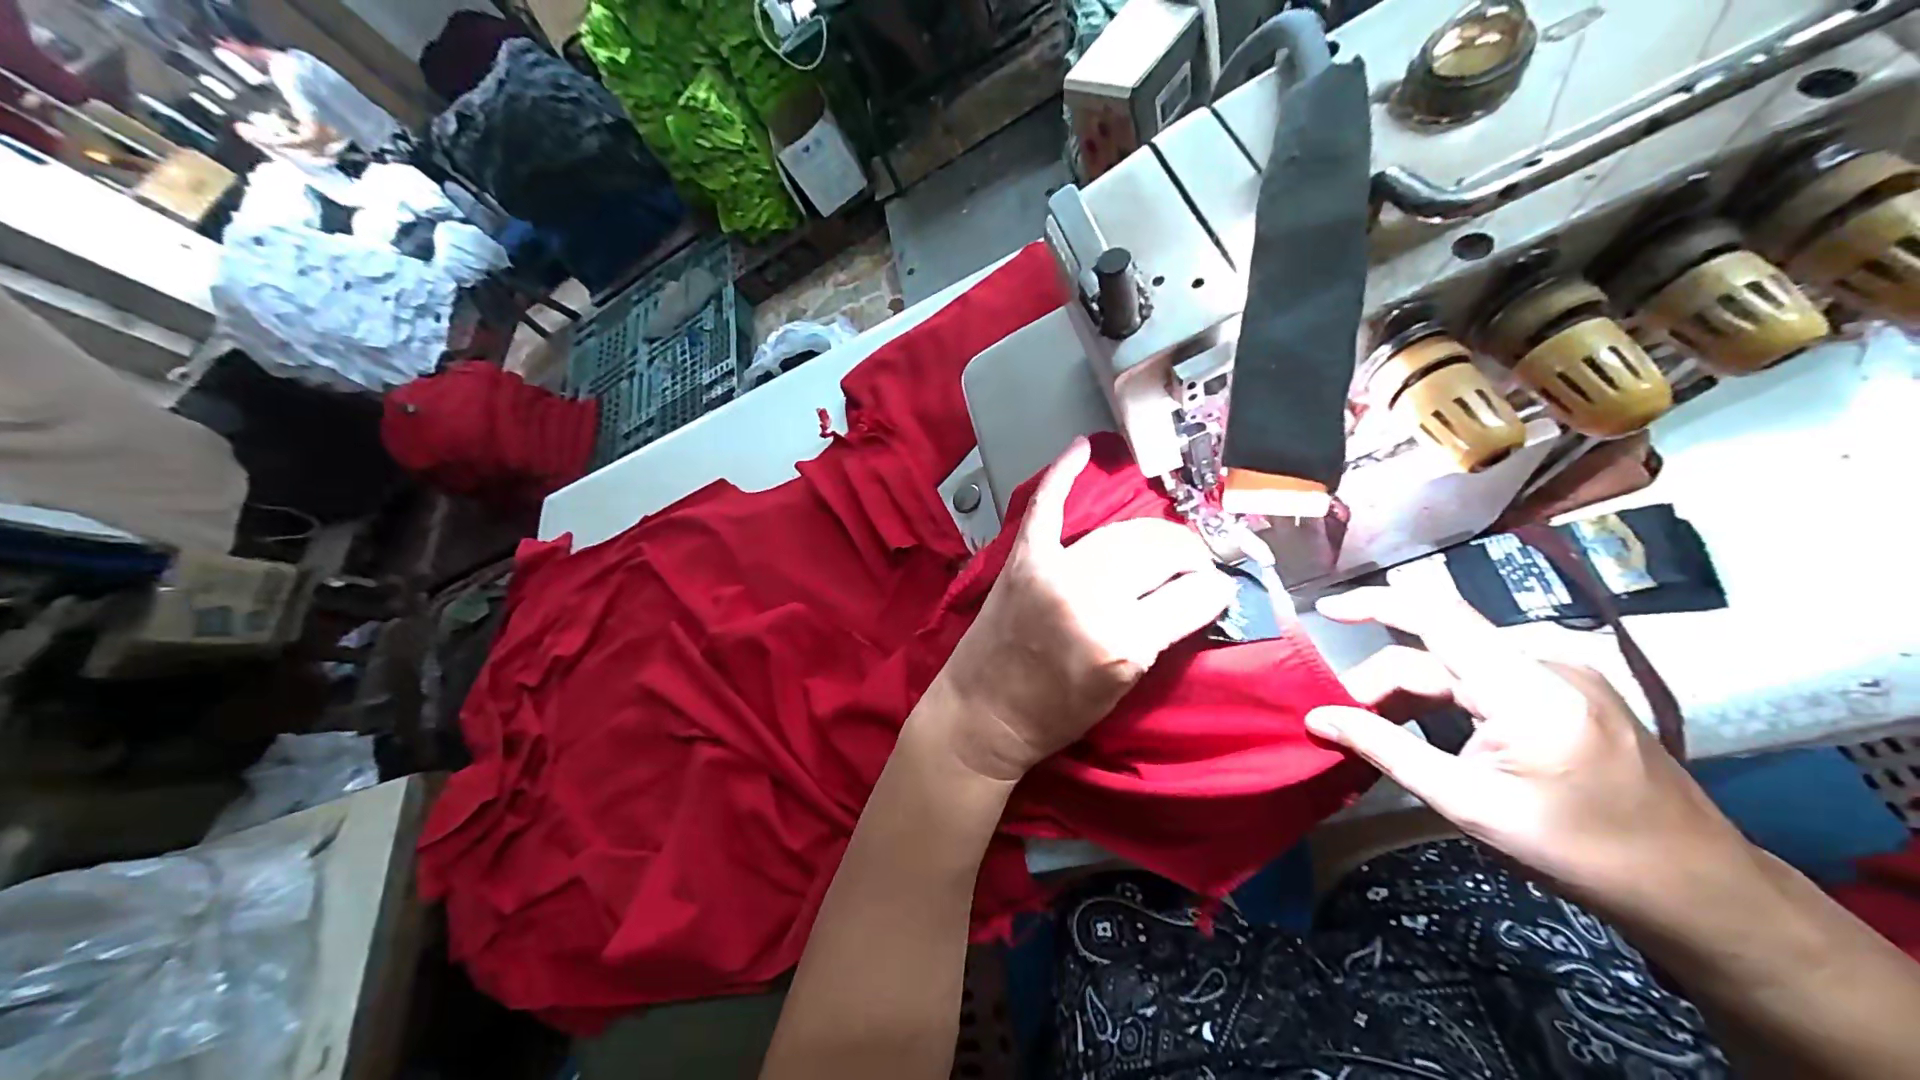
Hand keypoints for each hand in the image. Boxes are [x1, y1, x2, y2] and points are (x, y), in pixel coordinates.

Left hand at [933, 438, 1234, 781]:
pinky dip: (1062, 474)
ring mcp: (1052, 571)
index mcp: (1122, 643)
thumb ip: (1162, 636)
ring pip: (1122, 531)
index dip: (1214, 590)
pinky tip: (1081, 449)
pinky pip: (1046, 506)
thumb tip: (1202, 593)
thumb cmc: (1055, 715)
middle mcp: (1090, 599)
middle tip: (1194, 565)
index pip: (1194, 595)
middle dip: (1190, 556)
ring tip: (1165, 544)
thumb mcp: (1124, 688)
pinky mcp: (1021, 559)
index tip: (1219, 588)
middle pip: (1161, 552)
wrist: (981, 714)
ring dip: (1152, 533)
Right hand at [1306, 581, 1747, 916]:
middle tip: (1341, 723)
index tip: (1322, 612)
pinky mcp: (1569, 688)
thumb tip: (1319, 719)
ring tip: (1376, 728)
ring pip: (1457, 664)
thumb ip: (1386, 750)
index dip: (1373, 604)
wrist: (1697, 886)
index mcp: (1529, 689)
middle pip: (1437, 651)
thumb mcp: (1470, 805)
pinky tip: (1425, 727)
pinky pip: (1486, 676)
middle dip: (1381, 681)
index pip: (1436, 616)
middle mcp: (1548, 663)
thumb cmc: (1580, 853)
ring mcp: (1563, 673)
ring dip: (1410, 691)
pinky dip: (1445, 696)